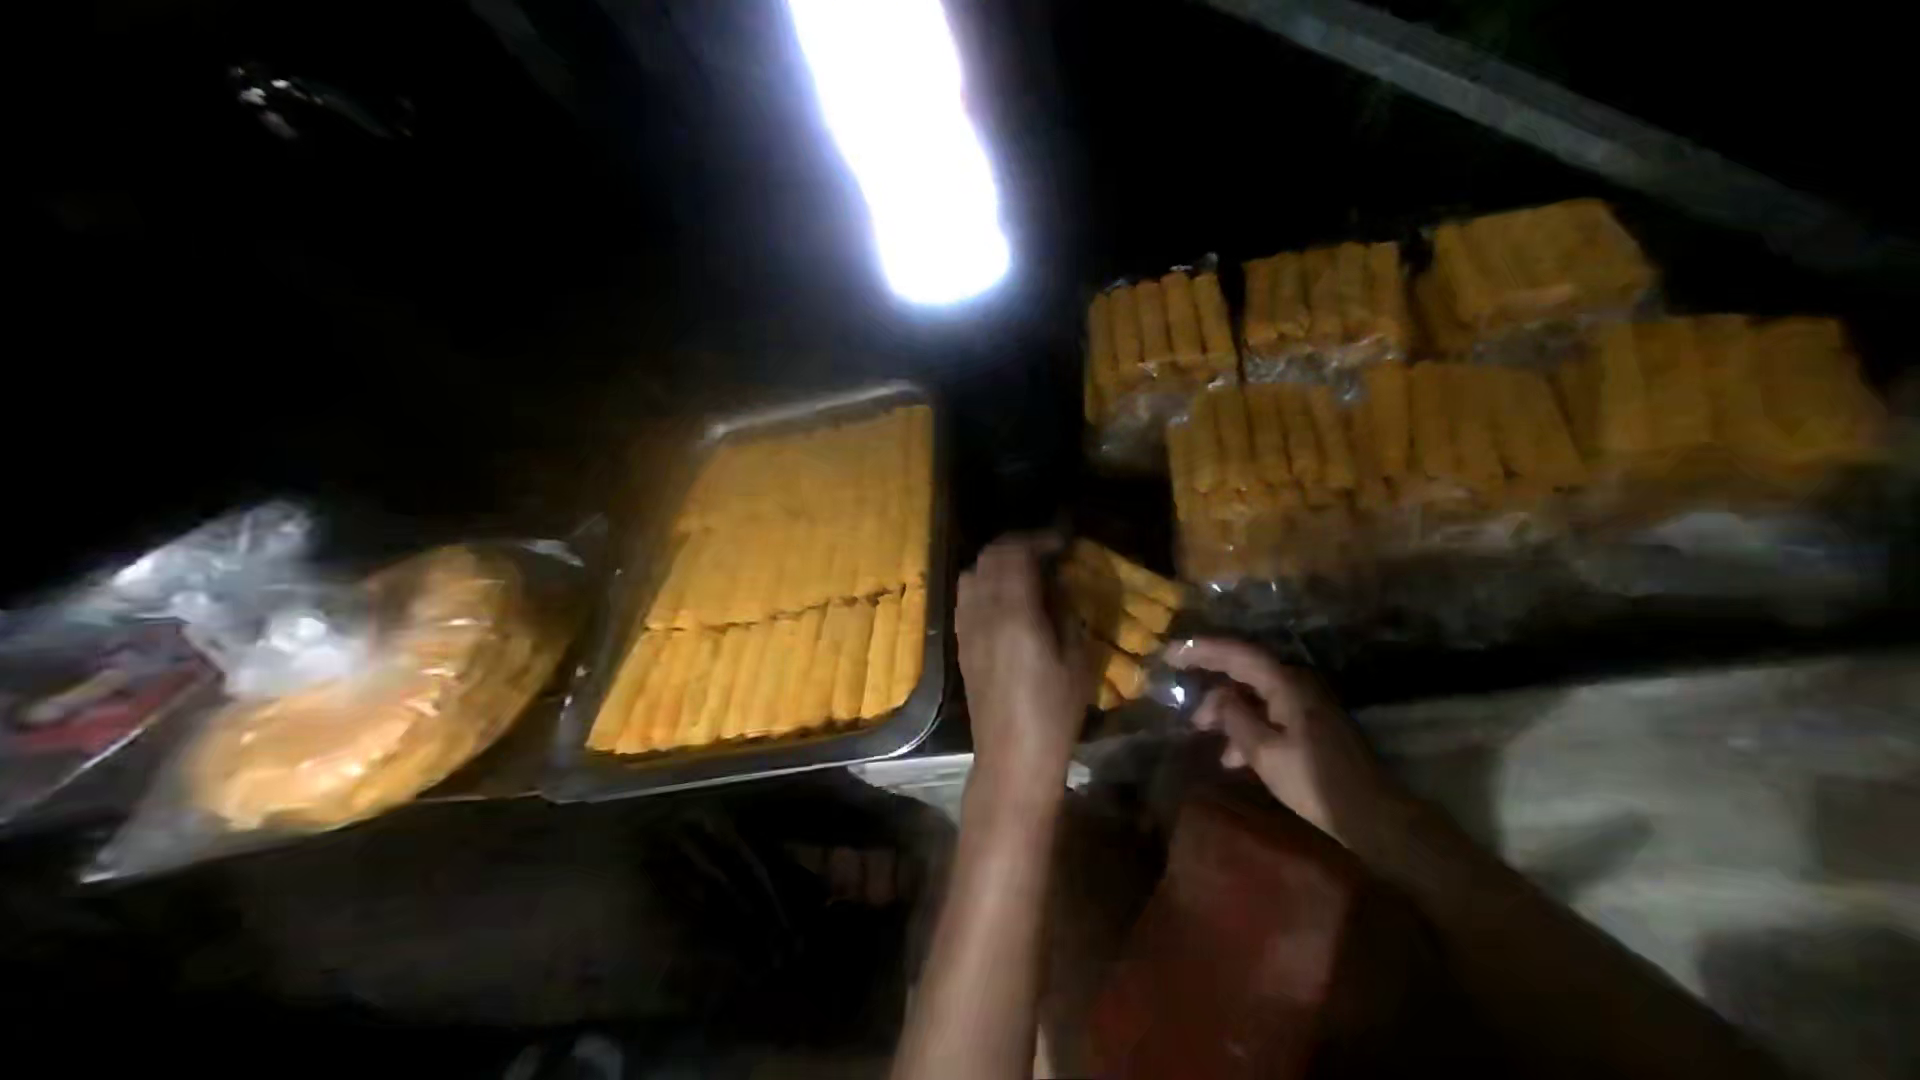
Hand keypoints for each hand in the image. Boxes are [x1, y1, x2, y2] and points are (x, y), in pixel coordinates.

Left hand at [955, 534, 1085, 803]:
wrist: (1012, 753)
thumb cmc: (1054, 710)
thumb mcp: (1077, 658)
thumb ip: (1065, 612)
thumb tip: (1057, 584)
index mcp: (1014, 613)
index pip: (1016, 554)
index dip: (1039, 539)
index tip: (1062, 542)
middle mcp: (983, 612)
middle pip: (989, 557)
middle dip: (1017, 545)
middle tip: (1045, 552)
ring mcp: (966, 626)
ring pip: (972, 573)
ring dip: (997, 563)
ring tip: (1024, 573)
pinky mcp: (961, 642)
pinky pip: (966, 596)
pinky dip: (983, 583)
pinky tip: (1004, 600)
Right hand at [1168, 637, 1401, 847]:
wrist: (1371, 814)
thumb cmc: (1313, 780)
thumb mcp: (1264, 751)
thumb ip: (1235, 717)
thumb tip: (1218, 698)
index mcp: (1286, 684)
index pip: (1236, 653)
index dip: (1200, 650)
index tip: (1170, 654)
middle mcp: (1296, 685)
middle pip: (1244, 673)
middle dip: (1212, 690)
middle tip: (1189, 712)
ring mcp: (1305, 704)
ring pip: (1254, 696)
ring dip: (1228, 714)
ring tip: (1206, 737)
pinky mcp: (1309, 724)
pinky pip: (1267, 713)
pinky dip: (1246, 727)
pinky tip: (1233, 756)